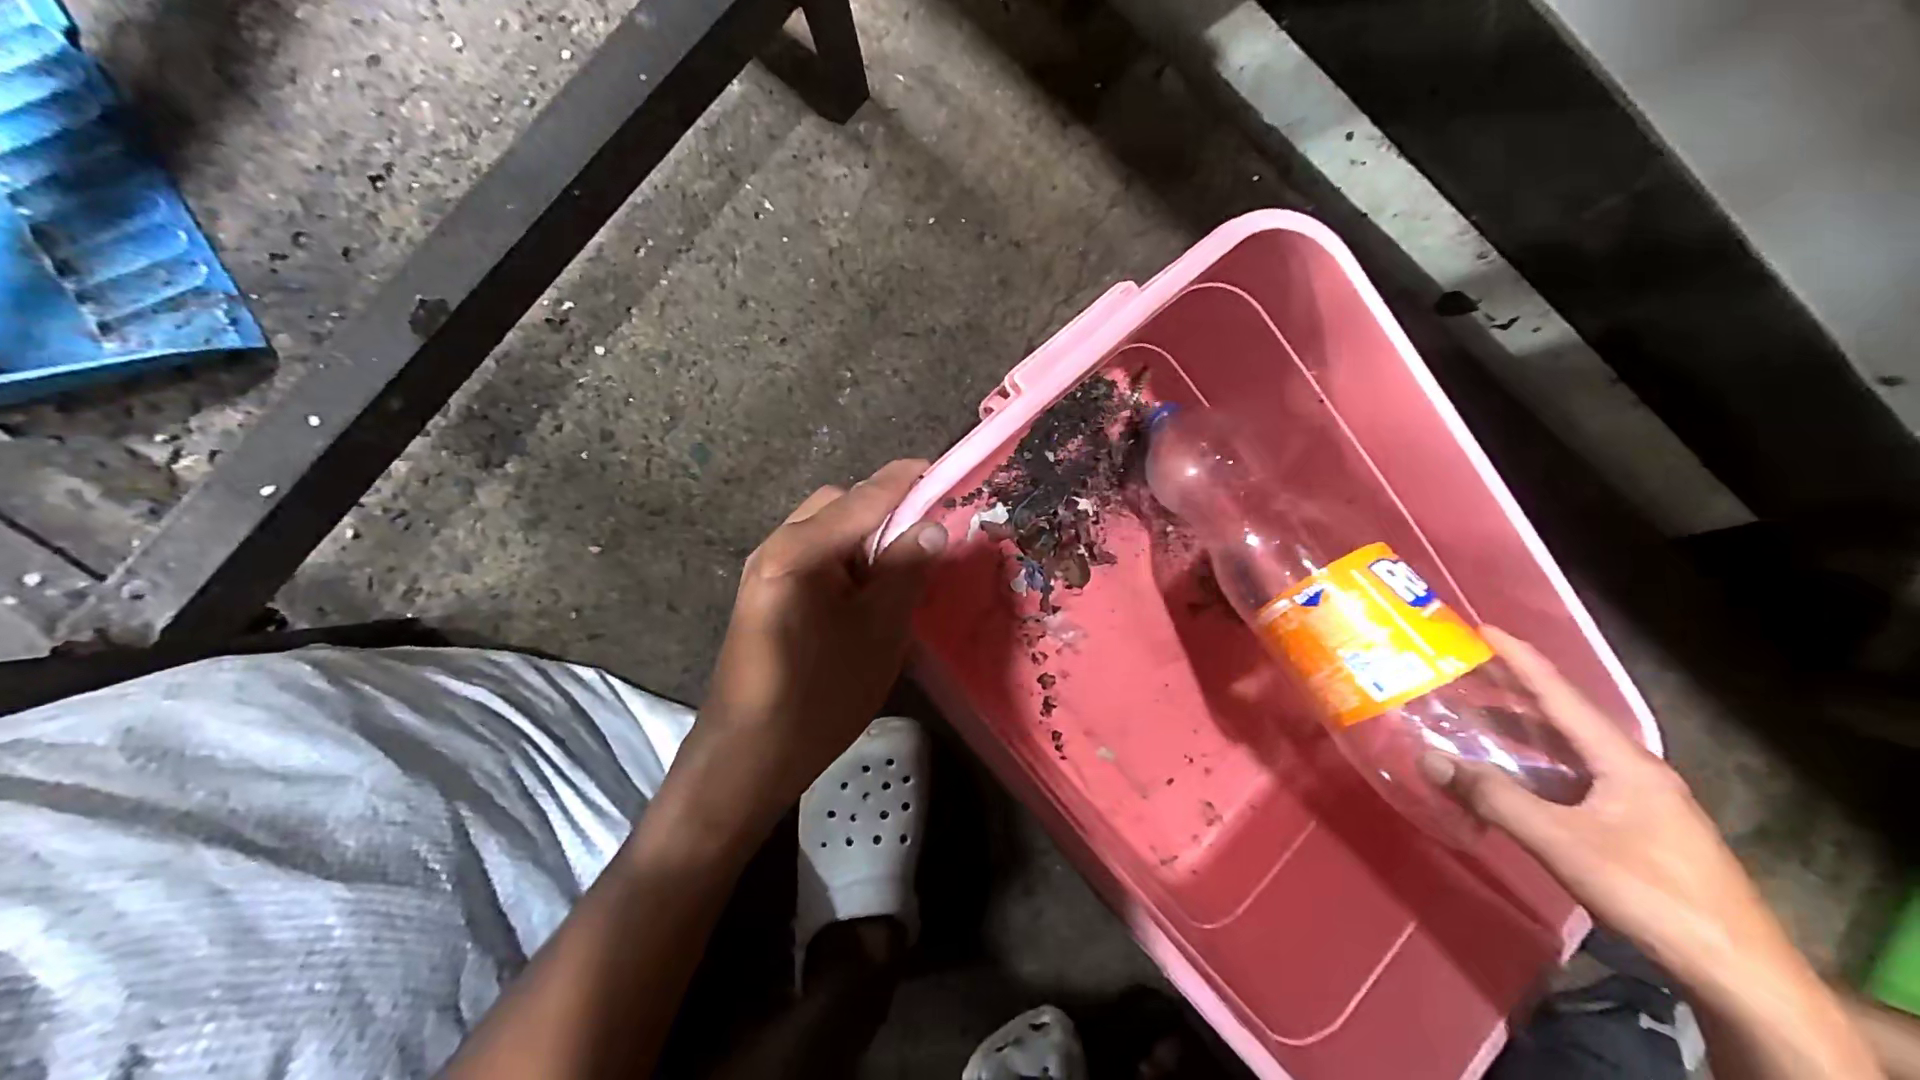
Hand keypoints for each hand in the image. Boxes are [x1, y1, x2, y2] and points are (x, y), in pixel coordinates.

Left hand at [678, 459, 946, 834]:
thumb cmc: (816, 697)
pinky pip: (817, 558)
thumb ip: (904, 573)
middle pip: (840, 507)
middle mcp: (776, 547)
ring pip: (829, 532)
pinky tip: (872, 592)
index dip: (908, 482)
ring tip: (905, 569)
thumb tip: (933, 526)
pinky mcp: (770, 594)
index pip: (864, 499)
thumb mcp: (876, 634)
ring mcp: (768, 570)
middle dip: (886, 513)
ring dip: (868, 540)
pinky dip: (850, 562)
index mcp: (797, 551)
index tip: (948, 473)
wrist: (748, 758)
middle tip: (928, 540)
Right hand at [1423, 629, 1883, 1078]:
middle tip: (1460, 676)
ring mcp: (1637, 799)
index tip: (1483, 628)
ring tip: (1469, 721)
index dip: (1521, 659)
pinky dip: (1532, 769)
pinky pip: (1570, 780)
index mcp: (1623, 760)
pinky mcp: (1635, 827)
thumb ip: (1494, 798)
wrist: (1735, 968)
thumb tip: (1431, 758)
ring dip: (1518, 735)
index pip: (1561, 695)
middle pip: (1562, 719)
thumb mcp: (1561, 842)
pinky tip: (1507, 779)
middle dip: (1510, 695)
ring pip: (1566, 753)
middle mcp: (1632, 769)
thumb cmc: (1649, 890)